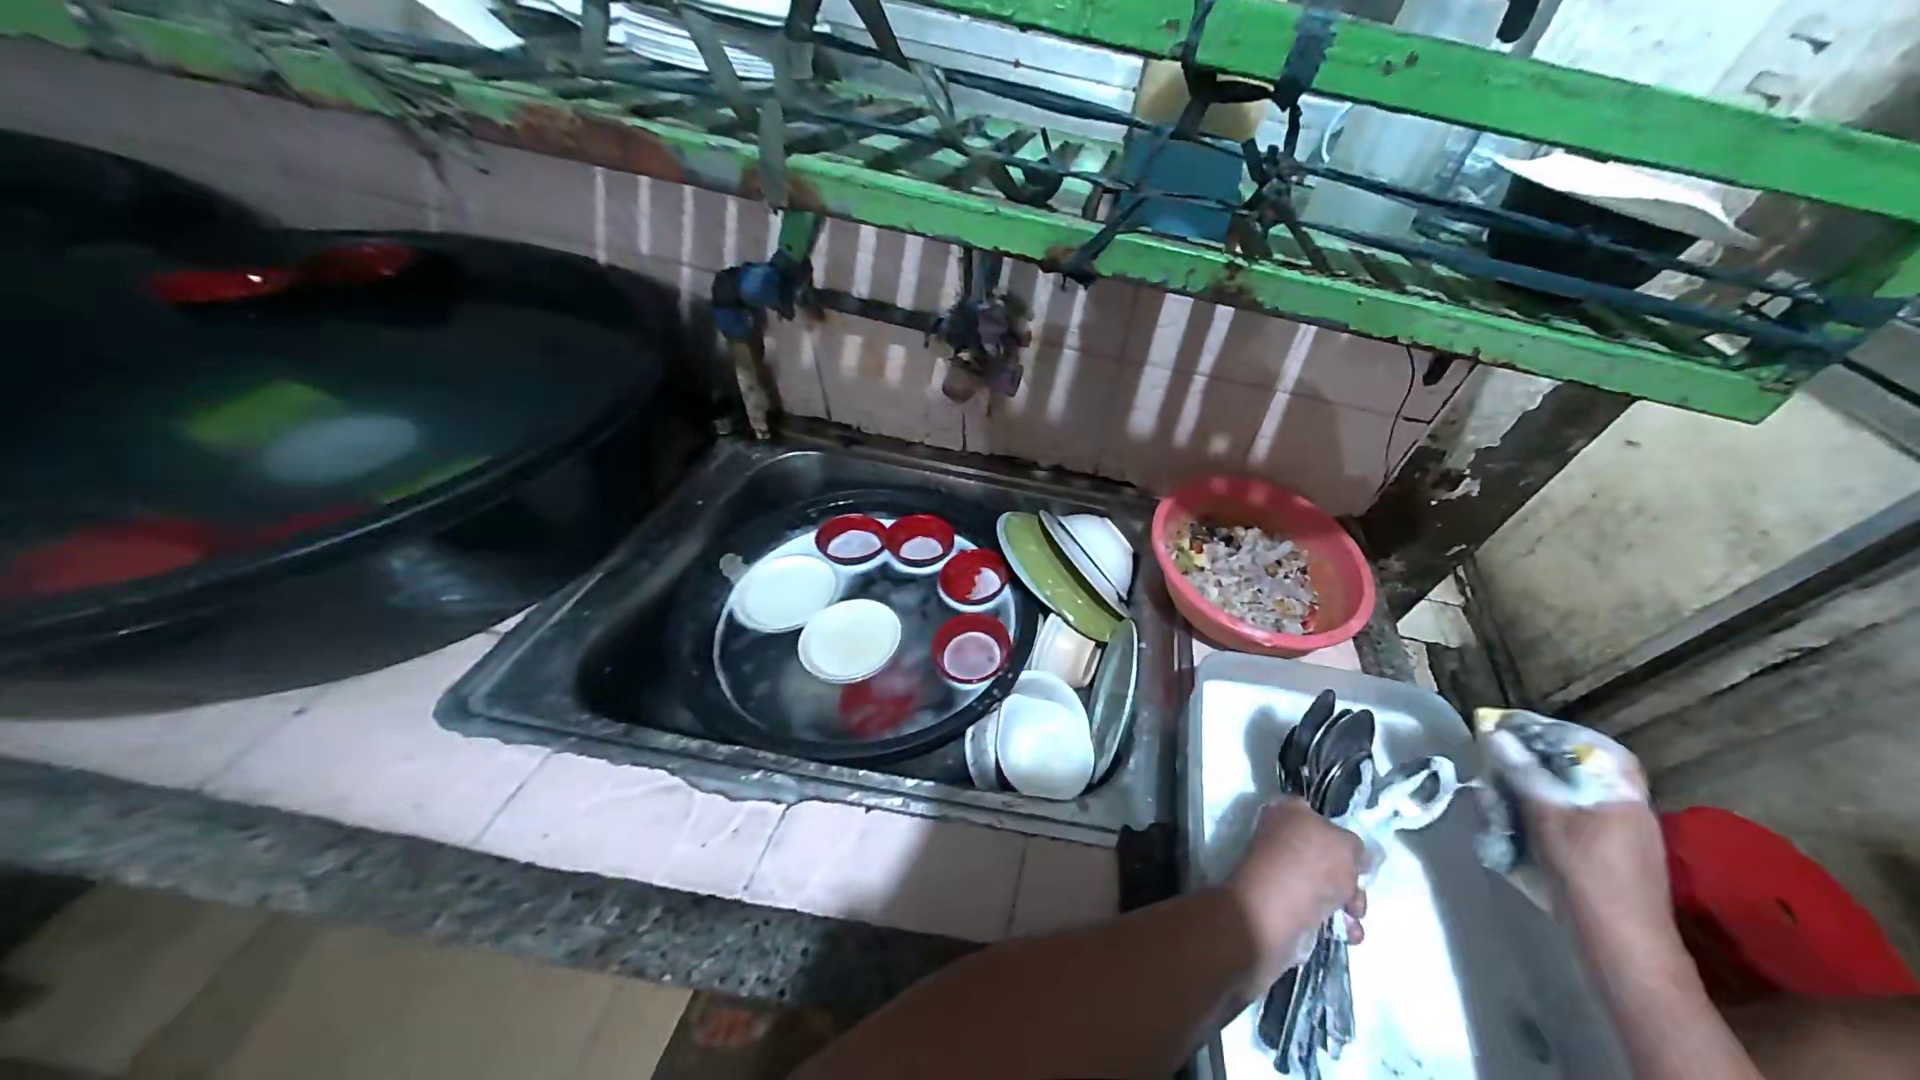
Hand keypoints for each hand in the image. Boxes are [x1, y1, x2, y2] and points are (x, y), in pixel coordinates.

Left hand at [1224, 798, 1365, 981]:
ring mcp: (1281, 871)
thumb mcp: (1346, 844)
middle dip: (1350, 876)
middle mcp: (1279, 837)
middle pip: (1326, 853)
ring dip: (1349, 902)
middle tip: (1357, 888)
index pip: (1312, 810)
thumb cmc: (1311, 864)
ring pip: (1327, 883)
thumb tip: (1355, 856)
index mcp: (1286, 811)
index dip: (1336, 827)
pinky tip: (1349, 932)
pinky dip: (1337, 921)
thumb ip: (1355, 846)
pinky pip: (1319, 908)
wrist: (1276, 910)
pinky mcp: (1285, 902)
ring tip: (1353, 915)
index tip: (1354, 847)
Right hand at [1486, 727, 1679, 957]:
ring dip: (1528, 787)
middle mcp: (1624, 802)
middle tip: (1492, 760)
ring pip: (1566, 790)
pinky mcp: (1606, 849)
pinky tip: (1514, 824)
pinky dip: (1538, 811)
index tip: (1502, 726)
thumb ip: (1524, 773)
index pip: (1582, 740)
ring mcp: (1618, 828)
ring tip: (1495, 796)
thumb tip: (1497, 734)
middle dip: (1528, 759)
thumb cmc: (1585, 874)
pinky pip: (1567, 815)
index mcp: (1618, 789)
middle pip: (1572, 765)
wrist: (1621, 943)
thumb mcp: (1547, 817)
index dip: (1542, 729)